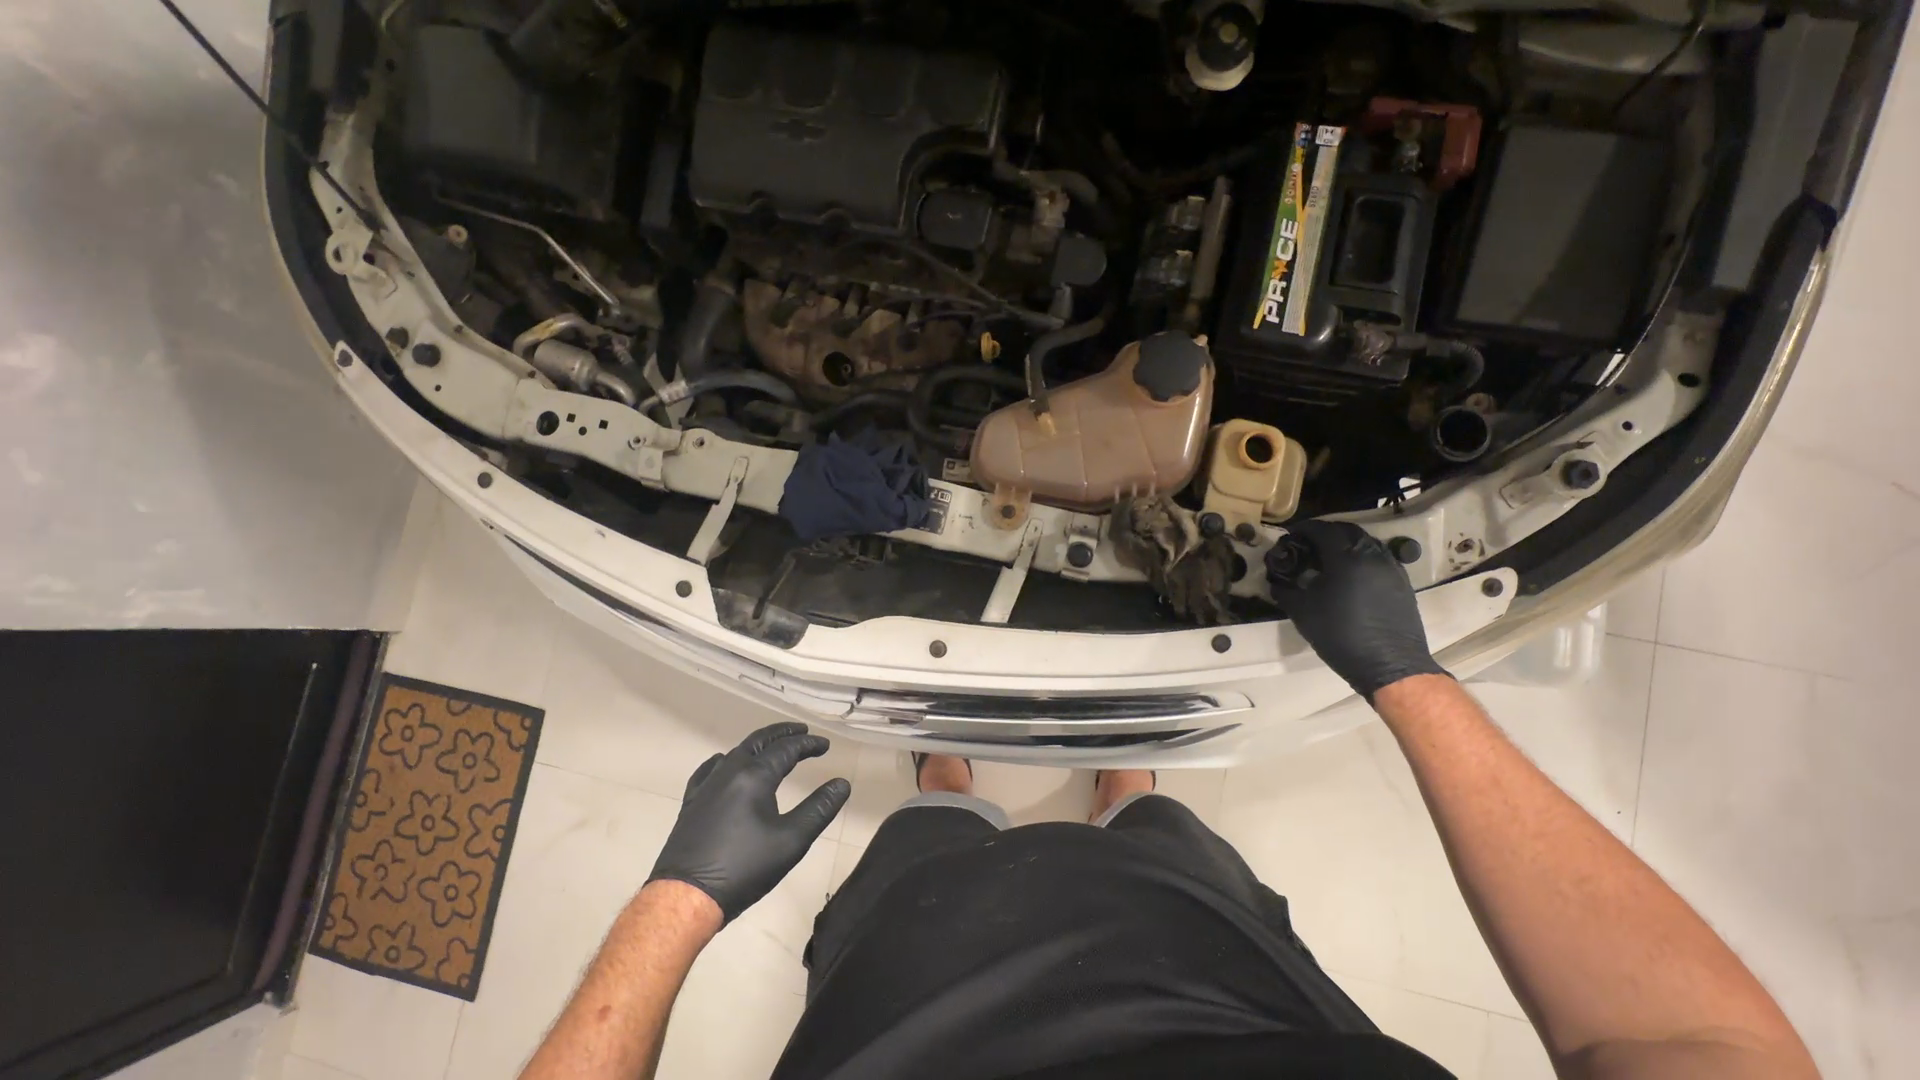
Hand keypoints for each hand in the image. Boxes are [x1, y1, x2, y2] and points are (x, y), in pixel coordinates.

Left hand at [647, 723, 850, 922]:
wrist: (688, 895)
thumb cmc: (745, 868)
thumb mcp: (792, 841)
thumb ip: (819, 809)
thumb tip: (842, 784)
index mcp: (754, 777)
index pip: (786, 749)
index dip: (808, 745)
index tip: (825, 745)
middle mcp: (729, 772)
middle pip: (758, 741)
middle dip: (782, 734)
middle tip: (801, 732)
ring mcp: (706, 786)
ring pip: (735, 753)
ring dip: (757, 746)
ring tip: (772, 749)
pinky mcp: (691, 803)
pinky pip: (710, 770)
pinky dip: (726, 761)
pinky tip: (725, 765)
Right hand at [1267, 519, 1448, 698]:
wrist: (1390, 665)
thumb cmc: (1341, 636)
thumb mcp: (1303, 613)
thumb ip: (1286, 590)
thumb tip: (1277, 580)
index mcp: (1345, 558)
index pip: (1322, 530)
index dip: (1303, 529)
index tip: (1290, 536)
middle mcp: (1371, 555)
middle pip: (1347, 531)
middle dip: (1326, 533)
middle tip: (1308, 545)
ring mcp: (1391, 567)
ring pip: (1366, 543)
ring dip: (1346, 544)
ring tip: (1329, 559)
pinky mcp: (1402, 582)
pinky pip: (1379, 558)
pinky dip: (1362, 558)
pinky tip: (1351, 576)